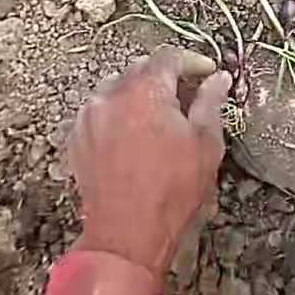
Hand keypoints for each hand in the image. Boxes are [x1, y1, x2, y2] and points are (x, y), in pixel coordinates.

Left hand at [70, 48, 231, 278]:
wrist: (127, 236)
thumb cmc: (174, 188)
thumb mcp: (206, 142)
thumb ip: (210, 102)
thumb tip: (218, 79)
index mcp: (145, 93)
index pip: (169, 57)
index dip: (193, 61)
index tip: (209, 73)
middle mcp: (110, 98)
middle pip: (141, 69)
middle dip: (167, 75)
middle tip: (191, 92)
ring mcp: (88, 119)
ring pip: (118, 88)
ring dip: (142, 91)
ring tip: (163, 112)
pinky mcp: (77, 141)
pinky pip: (101, 111)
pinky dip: (121, 111)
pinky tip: (138, 130)